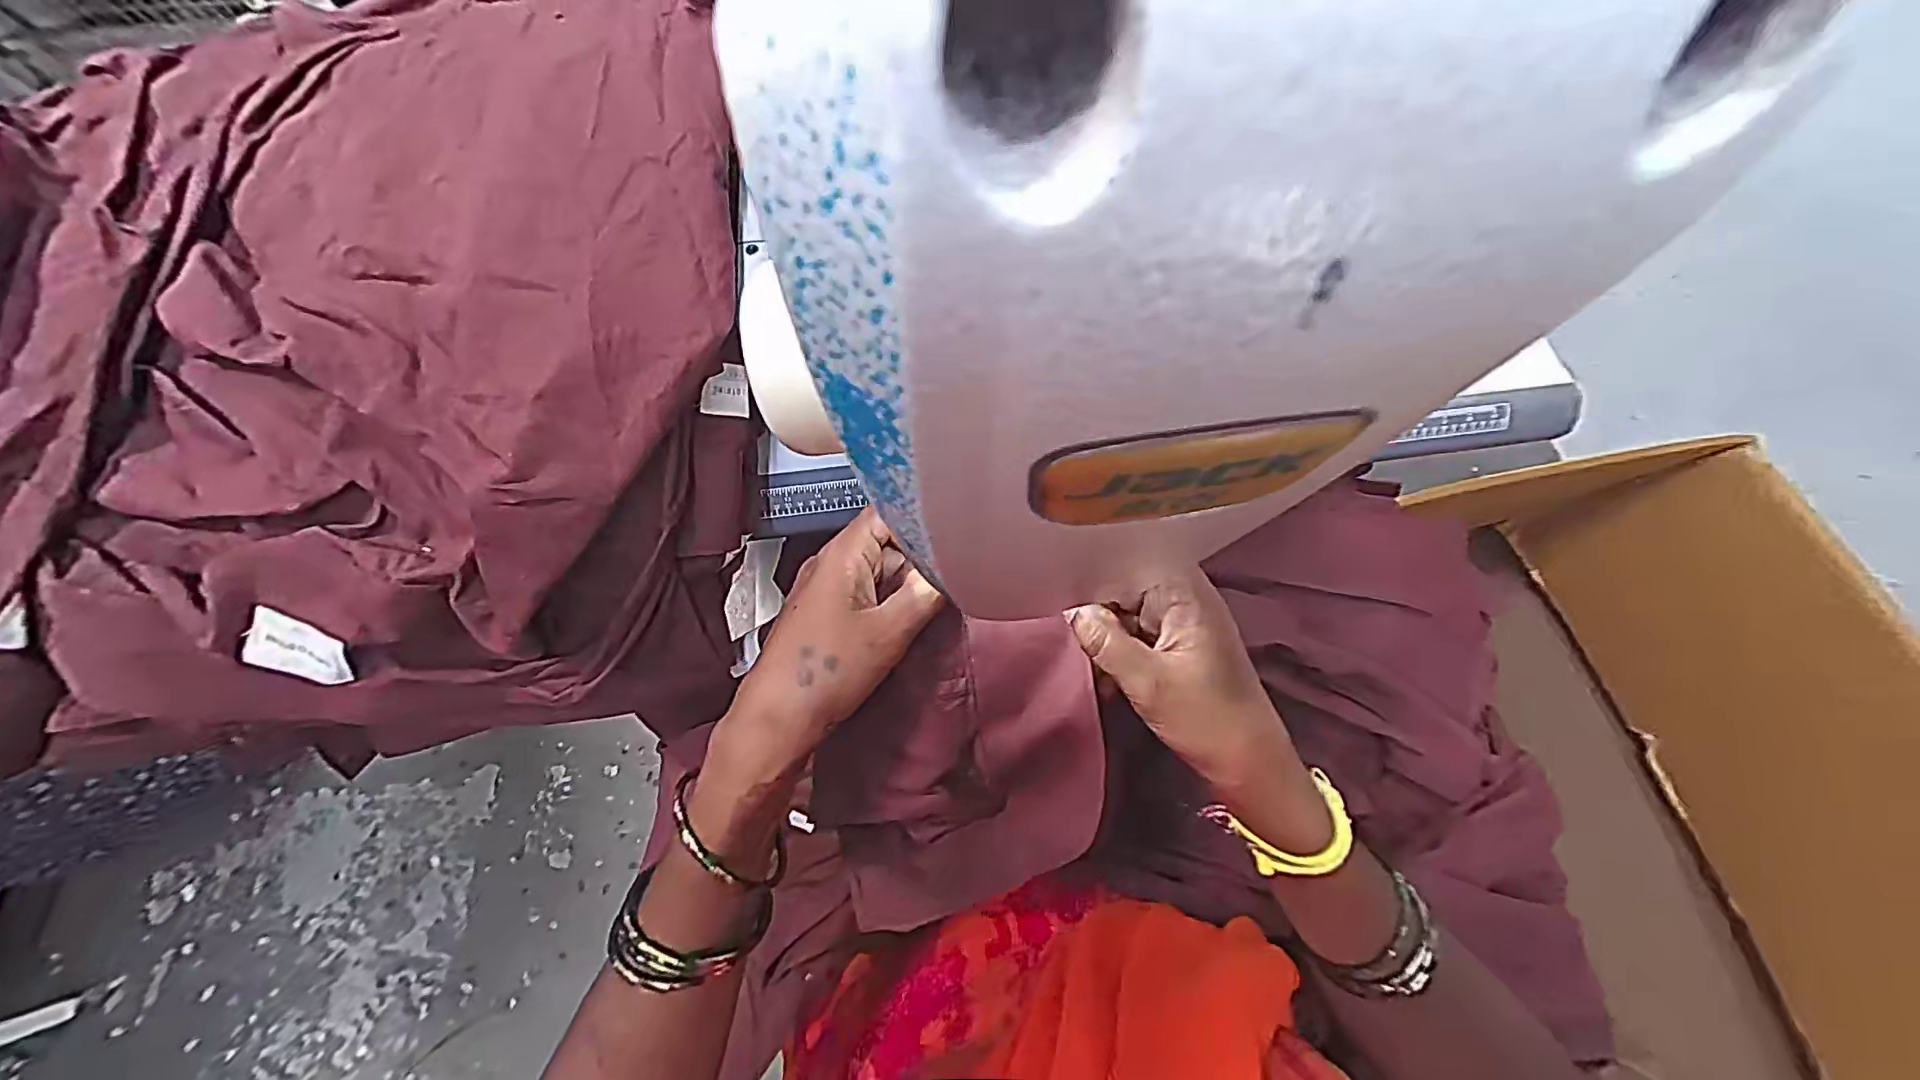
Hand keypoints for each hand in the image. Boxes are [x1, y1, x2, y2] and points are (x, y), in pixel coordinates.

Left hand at [713, 508, 945, 786]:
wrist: (779, 717)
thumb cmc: (825, 671)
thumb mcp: (890, 631)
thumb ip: (925, 594)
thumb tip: (952, 571)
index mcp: (841, 554)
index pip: (887, 512)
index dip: (922, 518)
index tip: (953, 536)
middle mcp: (832, 563)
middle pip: (888, 541)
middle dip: (920, 559)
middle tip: (948, 581)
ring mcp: (829, 588)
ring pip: (881, 571)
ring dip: (906, 585)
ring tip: (930, 606)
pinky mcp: (830, 613)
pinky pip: (869, 594)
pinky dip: (891, 603)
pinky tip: (905, 623)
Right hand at [1068, 566, 1333, 853]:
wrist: (1248, 764)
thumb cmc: (1206, 719)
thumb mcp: (1147, 682)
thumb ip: (1106, 642)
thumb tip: (1072, 614)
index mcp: (1185, 595)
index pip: (1126, 568)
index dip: (1093, 582)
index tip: (1062, 603)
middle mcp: (1184, 600)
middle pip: (1123, 590)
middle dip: (1096, 615)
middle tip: (1076, 645)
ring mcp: (1181, 624)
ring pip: (1125, 615)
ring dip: (1105, 639)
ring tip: (1093, 669)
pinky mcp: (1176, 647)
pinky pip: (1135, 636)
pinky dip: (1118, 653)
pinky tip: (1106, 678)